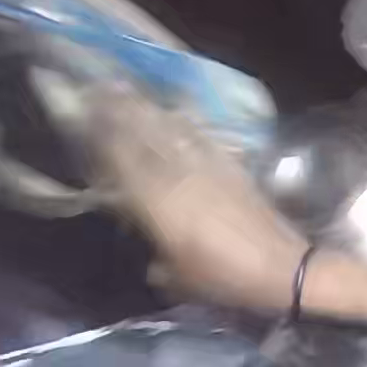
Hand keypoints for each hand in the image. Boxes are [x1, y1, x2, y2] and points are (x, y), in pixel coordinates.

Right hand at [82, 84, 309, 313]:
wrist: (284, 269)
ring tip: (130, 91)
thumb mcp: (179, 277)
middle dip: (120, 110)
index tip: (81, 109)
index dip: (100, 132)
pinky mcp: (238, 172)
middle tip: (98, 87)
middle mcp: (181, 177)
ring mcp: (212, 171)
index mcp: (158, 203)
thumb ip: (156, 255)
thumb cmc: (227, 279)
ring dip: (151, 111)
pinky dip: (188, 127)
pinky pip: (206, 142)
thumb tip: (151, 246)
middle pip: (145, 136)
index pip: (120, 158)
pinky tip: (179, 115)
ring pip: (175, 133)